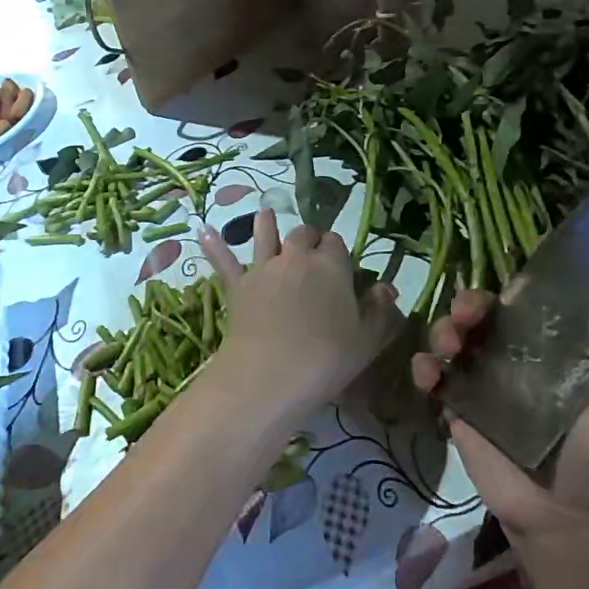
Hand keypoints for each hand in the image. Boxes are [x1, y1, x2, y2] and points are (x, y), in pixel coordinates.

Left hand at [200, 209, 399, 413]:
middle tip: (310, 250)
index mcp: (331, 266)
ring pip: (265, 236)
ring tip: (265, 213)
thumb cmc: (327, 359)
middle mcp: (296, 258)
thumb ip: (378, 310)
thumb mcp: (366, 339)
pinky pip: (224, 261)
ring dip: (266, 225)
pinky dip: (214, 246)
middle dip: (308, 237)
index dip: (337, 252)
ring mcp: (263, 269)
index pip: (336, 243)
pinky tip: (203, 231)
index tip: (340, 268)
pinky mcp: (237, 287)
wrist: (270, 375)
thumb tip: (385, 288)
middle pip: (303, 234)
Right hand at [413, 290, 588, 542]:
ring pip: (454, 339)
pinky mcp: (460, 410)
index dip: (511, 289)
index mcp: (558, 350)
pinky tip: (428, 374)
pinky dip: (424, 368)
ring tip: (449, 345)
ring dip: (443, 330)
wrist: (565, 526)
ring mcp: (485, 383)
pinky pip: (435, 379)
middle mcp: (518, 359)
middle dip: (467, 305)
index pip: (529, 305)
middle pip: (483, 316)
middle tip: (465, 313)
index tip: (501, 289)